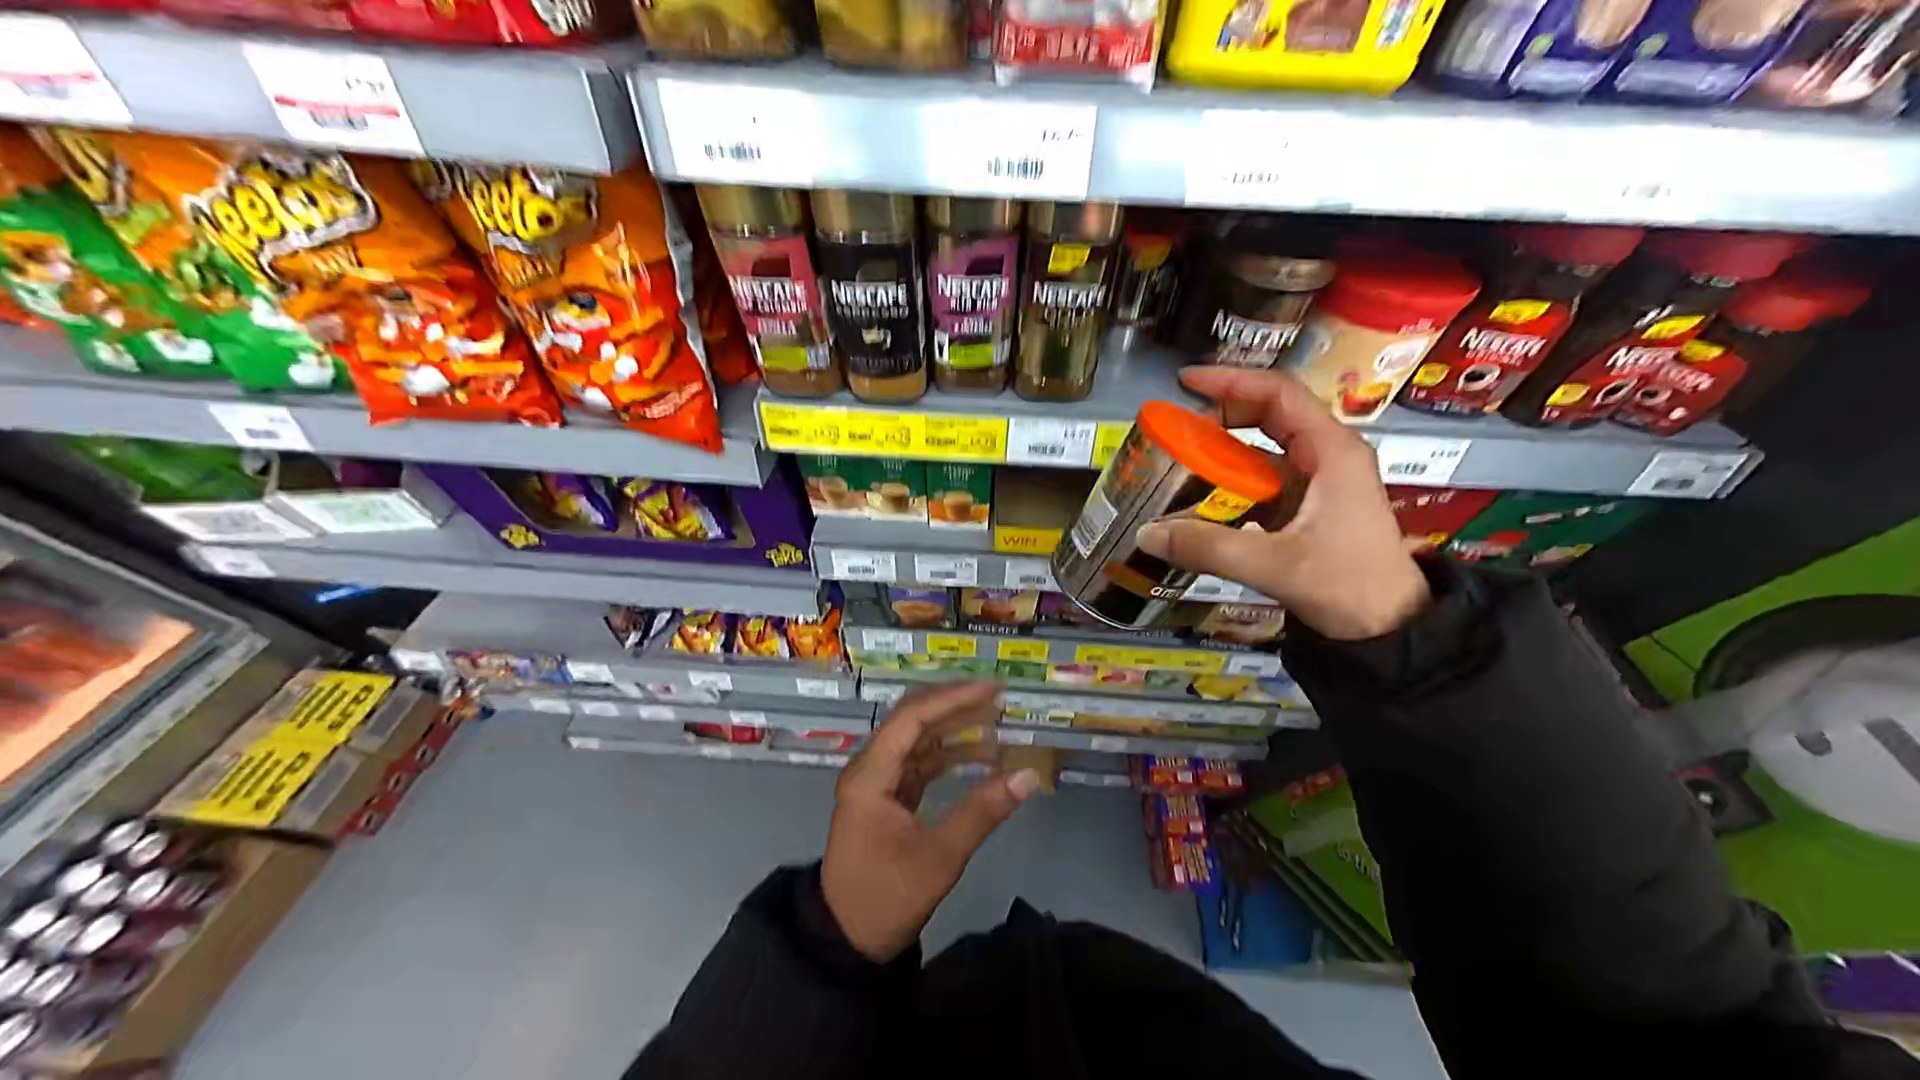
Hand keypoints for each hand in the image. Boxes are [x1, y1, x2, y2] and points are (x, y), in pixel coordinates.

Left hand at [821, 681, 1040, 961]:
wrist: (847, 940)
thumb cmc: (887, 898)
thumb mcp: (939, 859)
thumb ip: (982, 812)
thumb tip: (1027, 775)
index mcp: (870, 775)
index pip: (912, 718)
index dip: (953, 698)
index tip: (993, 689)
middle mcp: (869, 768)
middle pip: (913, 720)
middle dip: (955, 704)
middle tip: (999, 697)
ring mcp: (877, 781)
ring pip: (918, 739)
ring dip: (955, 727)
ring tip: (997, 719)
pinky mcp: (888, 796)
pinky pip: (921, 762)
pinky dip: (950, 754)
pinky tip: (981, 755)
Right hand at [1136, 366, 1431, 640]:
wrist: (1390, 630)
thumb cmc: (1349, 585)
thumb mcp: (1276, 565)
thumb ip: (1209, 548)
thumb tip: (1146, 534)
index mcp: (1331, 451)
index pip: (1279, 394)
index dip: (1231, 382)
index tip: (1186, 383)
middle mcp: (1326, 458)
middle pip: (1269, 418)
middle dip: (1220, 419)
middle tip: (1176, 430)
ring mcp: (1317, 485)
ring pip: (1262, 455)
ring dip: (1221, 458)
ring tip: (1178, 467)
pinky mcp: (1307, 511)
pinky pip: (1260, 487)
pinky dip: (1229, 490)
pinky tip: (1200, 507)